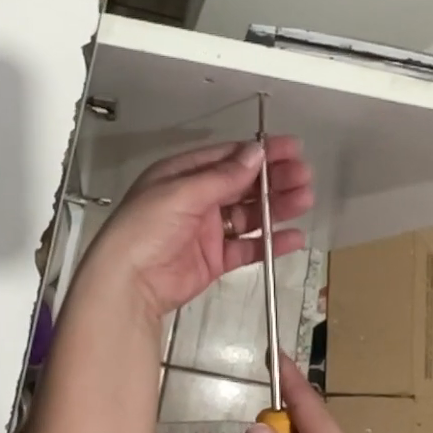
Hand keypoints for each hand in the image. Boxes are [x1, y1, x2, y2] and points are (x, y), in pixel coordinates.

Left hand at [80, 137, 311, 319]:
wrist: (127, 283)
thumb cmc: (145, 229)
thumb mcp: (182, 192)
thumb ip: (223, 176)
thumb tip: (256, 152)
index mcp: (182, 175)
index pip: (228, 158)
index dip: (260, 153)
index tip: (292, 149)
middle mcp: (196, 199)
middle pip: (243, 184)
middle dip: (274, 179)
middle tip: (304, 176)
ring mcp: (206, 231)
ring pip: (249, 214)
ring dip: (277, 206)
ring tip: (305, 200)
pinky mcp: (213, 260)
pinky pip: (247, 247)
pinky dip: (270, 242)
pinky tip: (292, 238)